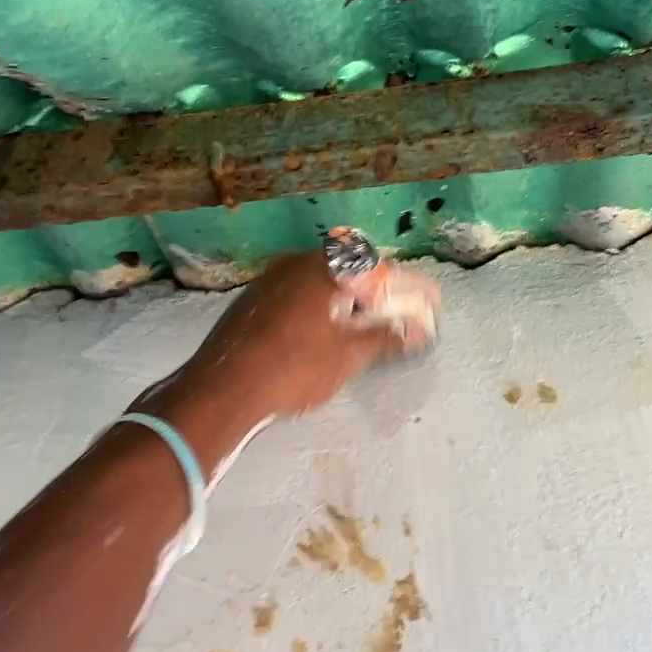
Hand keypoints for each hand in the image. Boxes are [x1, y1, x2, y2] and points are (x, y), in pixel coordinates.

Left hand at [175, 252, 438, 417]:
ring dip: (348, 297)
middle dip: (378, 289)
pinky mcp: (253, 299)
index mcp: (324, 268)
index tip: (429, 300)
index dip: (407, 284)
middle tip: (399, 310)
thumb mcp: (346, 356)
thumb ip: (385, 336)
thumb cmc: (292, 368)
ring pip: (320, 279)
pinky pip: (298, 291)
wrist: (222, 388)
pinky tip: (324, 329)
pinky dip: (321, 304)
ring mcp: (270, 279)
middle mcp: (296, 262)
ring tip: (366, 322)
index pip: (378, 266)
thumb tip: (418, 329)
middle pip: (349, 268)